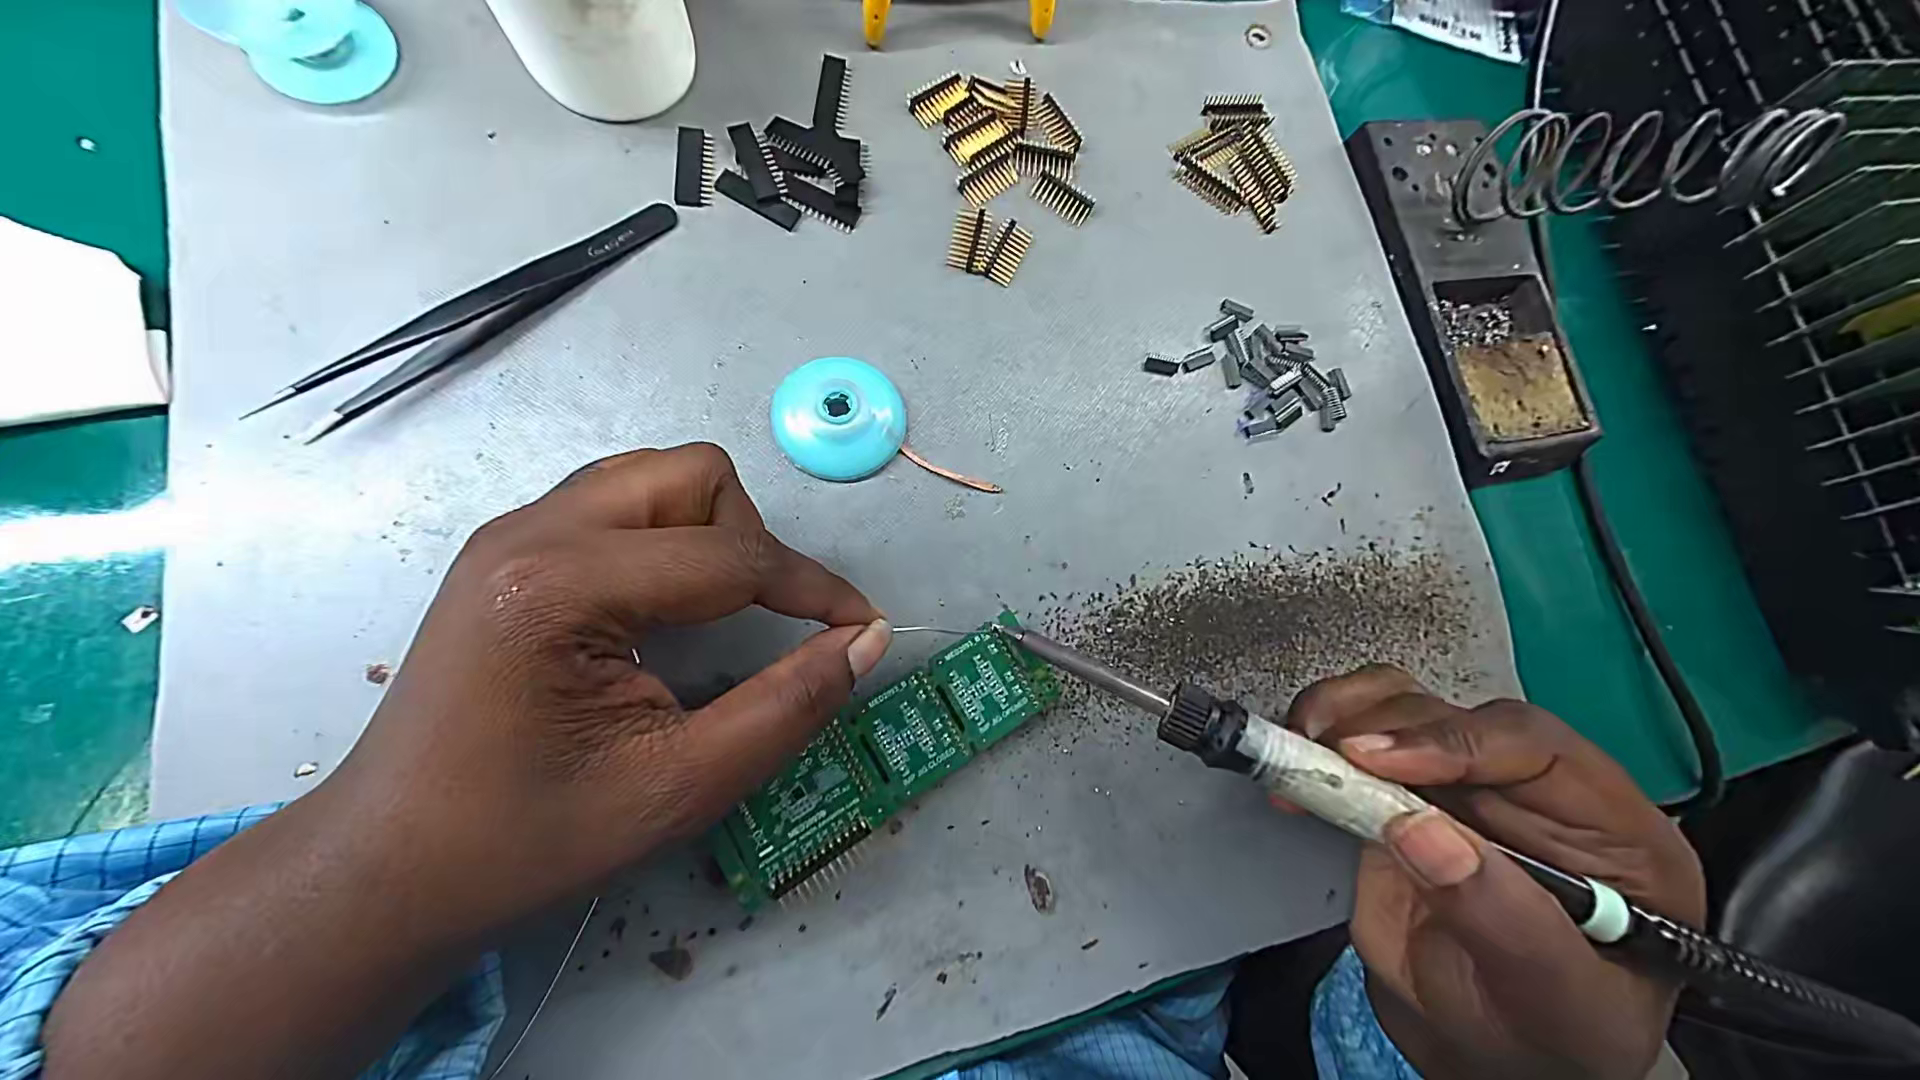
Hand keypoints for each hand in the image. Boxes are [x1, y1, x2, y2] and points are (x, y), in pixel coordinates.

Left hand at [47, 442, 890, 1079]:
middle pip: (696, 475)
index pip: (730, 556)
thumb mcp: (683, 787)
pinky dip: (675, 532)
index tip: (861, 624)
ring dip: (716, 530)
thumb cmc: (532, 837)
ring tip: (719, 605)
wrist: (388, 867)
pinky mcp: (516, 543)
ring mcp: (517, 529)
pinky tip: (668, 596)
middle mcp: (532, 531)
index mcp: (561, 589)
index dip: (815, 590)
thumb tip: (866, 640)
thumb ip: (790, 706)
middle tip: (765, 618)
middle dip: (754, 543)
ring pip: (661, 474)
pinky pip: (626, 496)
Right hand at [1287, 666, 1704, 1079]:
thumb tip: (1419, 830)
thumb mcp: (1549, 1002)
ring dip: (1338, 712)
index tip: (1374, 760)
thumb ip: (1506, 923)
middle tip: (1323, 759)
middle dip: (1377, 728)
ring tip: (1301, 751)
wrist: (1467, 1031)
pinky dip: (1317, 724)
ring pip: (1396, 699)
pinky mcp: (1392, 776)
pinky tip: (1297, 756)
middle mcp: (1529, 785)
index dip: (1451, 739)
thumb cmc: (1529, 1026)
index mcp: (1609, 831)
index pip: (1532, 745)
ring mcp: (1455, 774)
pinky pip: (1355, 720)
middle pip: (1449, 712)